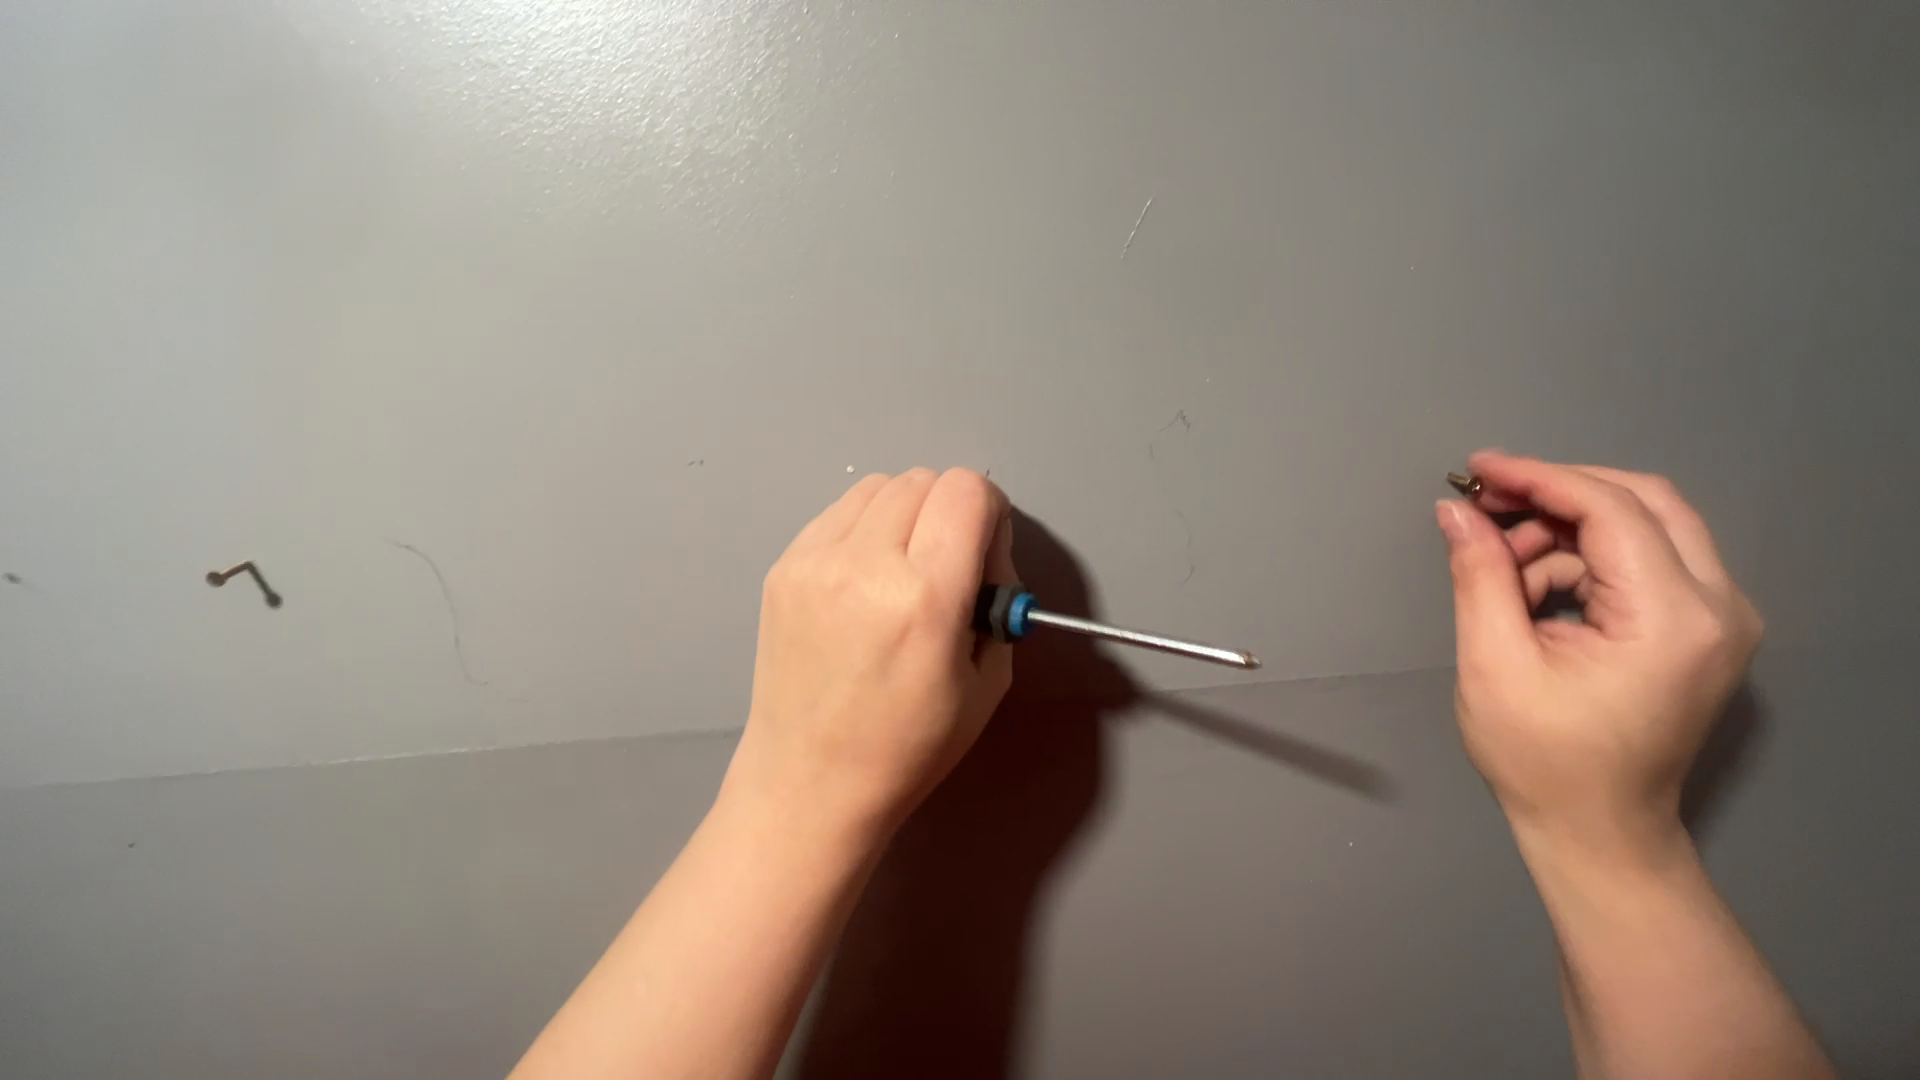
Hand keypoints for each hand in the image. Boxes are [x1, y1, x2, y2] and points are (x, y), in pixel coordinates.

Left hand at [724, 468, 1015, 838]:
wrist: (809, 782)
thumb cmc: (909, 746)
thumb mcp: (989, 681)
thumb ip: (996, 598)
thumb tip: (984, 549)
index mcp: (924, 597)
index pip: (967, 491)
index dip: (990, 510)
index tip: (986, 548)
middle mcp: (864, 564)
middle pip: (924, 479)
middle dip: (951, 510)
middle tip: (948, 563)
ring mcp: (814, 561)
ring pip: (878, 486)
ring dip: (906, 512)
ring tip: (903, 566)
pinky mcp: (782, 567)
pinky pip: (838, 513)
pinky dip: (865, 528)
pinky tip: (864, 578)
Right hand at [1435, 452, 1762, 857]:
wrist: (1597, 828)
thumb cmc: (1541, 756)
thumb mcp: (1493, 662)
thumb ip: (1479, 575)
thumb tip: (1455, 511)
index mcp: (1673, 618)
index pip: (1612, 510)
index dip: (1539, 478)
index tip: (1475, 470)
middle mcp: (1717, 606)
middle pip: (1642, 502)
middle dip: (1555, 492)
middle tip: (1484, 502)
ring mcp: (1716, 618)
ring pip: (1639, 528)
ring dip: (1559, 533)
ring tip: (1495, 568)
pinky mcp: (1696, 628)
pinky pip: (1637, 562)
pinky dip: (1576, 561)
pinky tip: (1527, 592)